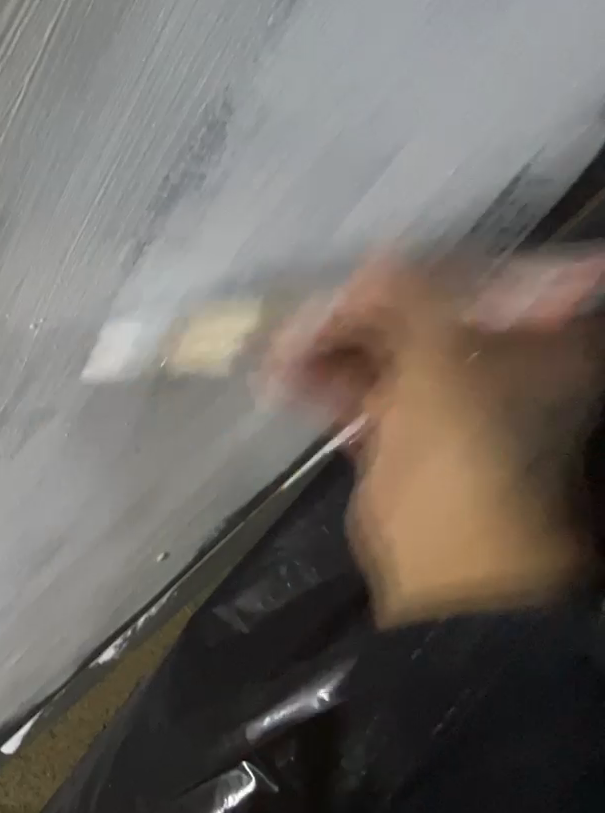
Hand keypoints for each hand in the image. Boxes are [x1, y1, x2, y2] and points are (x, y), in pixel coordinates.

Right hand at [262, 254, 604, 625]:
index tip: (353, 280)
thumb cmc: (462, 458)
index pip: (472, 282)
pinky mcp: (401, 430)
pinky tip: (280, 378)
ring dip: (327, 350)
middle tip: (299, 320)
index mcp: (536, 339)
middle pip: (418, 318)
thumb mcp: (440, 369)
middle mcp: (496, 360)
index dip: (412, 276)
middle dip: (354, 317)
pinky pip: (359, 392)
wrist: (444, 554)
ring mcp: (447, 398)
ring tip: (275, 353)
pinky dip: (320, 383)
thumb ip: (410, 307)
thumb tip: (374, 258)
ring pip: (380, 355)